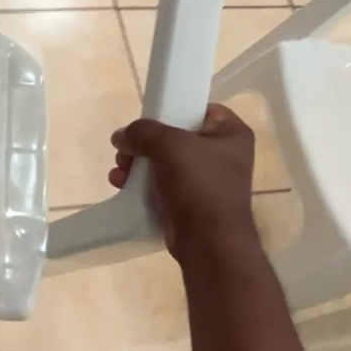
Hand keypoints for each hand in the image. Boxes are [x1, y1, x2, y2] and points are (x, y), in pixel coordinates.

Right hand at [110, 102, 259, 263]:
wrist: (208, 241)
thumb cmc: (197, 184)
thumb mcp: (168, 145)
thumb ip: (142, 132)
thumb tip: (121, 136)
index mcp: (231, 134)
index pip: (200, 109)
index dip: (172, 110)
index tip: (147, 122)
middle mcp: (224, 156)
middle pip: (175, 138)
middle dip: (143, 145)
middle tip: (124, 153)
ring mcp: (208, 182)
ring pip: (165, 164)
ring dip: (137, 166)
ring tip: (118, 174)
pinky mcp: (192, 205)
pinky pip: (163, 186)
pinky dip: (143, 186)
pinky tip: (122, 187)